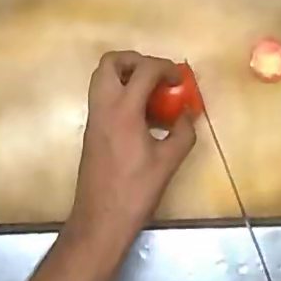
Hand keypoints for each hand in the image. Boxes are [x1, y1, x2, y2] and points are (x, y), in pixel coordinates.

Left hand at [67, 51, 197, 244]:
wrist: (100, 220)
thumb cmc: (135, 191)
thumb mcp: (168, 162)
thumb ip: (182, 132)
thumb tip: (188, 114)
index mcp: (123, 110)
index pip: (144, 70)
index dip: (164, 67)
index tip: (179, 79)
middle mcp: (104, 105)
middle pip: (111, 61)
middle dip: (136, 60)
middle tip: (156, 75)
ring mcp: (94, 116)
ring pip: (102, 76)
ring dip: (126, 74)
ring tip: (150, 92)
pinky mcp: (91, 128)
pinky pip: (103, 94)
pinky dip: (120, 91)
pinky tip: (141, 114)